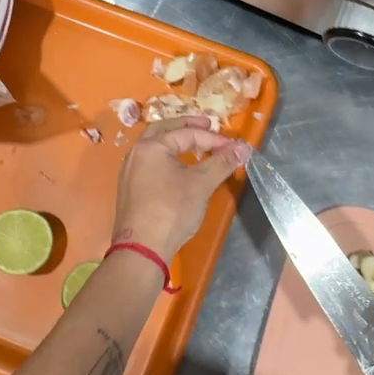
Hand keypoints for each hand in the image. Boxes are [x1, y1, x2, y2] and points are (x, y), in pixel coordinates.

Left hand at [112, 116, 250, 260]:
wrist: (142, 249)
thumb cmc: (172, 210)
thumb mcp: (201, 184)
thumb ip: (222, 162)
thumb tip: (243, 148)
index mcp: (152, 146)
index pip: (187, 134)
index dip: (213, 139)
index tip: (233, 147)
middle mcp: (137, 153)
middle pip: (164, 130)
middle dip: (187, 126)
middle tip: (207, 125)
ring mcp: (130, 171)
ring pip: (155, 146)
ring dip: (175, 141)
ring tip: (194, 144)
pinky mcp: (130, 188)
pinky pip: (150, 162)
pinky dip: (167, 157)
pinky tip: (178, 167)